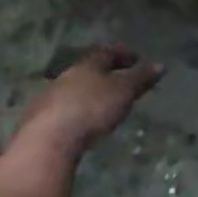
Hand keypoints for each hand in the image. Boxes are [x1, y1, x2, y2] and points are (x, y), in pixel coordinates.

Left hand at [16, 45, 162, 153]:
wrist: (46, 144)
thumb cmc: (91, 109)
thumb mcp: (123, 92)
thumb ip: (141, 78)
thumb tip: (160, 65)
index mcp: (87, 65)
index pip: (107, 52)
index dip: (123, 54)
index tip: (137, 59)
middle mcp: (65, 77)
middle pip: (88, 71)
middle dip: (104, 75)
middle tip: (119, 83)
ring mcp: (47, 100)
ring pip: (72, 91)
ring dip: (87, 95)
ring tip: (101, 106)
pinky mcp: (37, 123)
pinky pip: (61, 111)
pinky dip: (74, 113)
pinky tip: (80, 125)